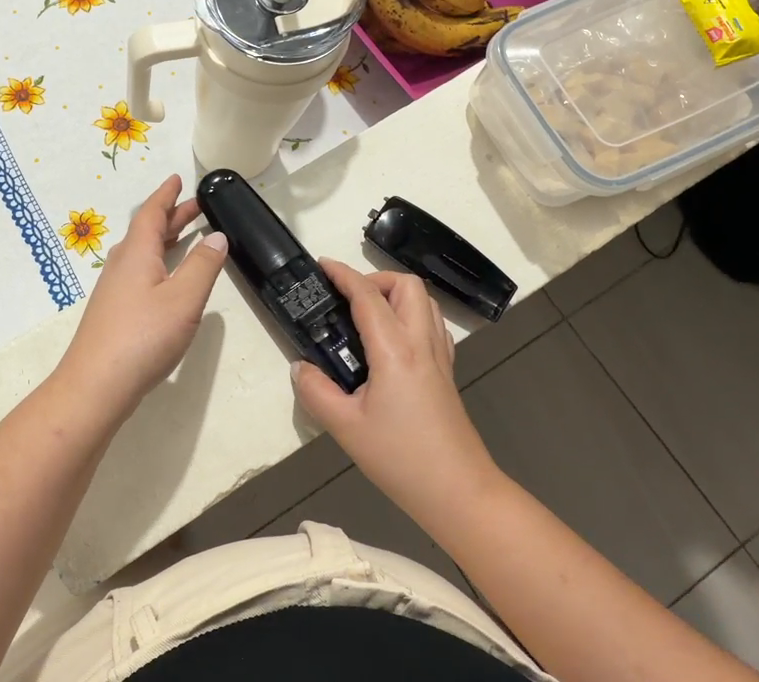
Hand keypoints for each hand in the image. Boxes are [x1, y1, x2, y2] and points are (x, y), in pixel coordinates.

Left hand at [53, 175, 229, 415]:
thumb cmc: (143, 337)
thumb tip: (217, 236)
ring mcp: (114, 290)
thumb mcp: (184, 299)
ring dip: (164, 240)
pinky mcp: (114, 312)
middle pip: (146, 231)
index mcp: (137, 253)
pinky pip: (139, 272)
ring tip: (186, 235)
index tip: (178, 179)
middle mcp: (121, 265)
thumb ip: (203, 266)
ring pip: (142, 253)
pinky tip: (167, 279)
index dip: (167, 195)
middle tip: (197, 206)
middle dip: (171, 216)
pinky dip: (157, 262)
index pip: (152, 213)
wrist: (96, 385)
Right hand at [292, 260, 498, 524]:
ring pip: (425, 302)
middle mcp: (422, 343)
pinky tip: (391, 342)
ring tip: (365, 316)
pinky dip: (410, 317)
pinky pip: (432, 326)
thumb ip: (316, 392)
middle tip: (347, 297)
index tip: (321, 266)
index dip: (343, 274)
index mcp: (395, 351)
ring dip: (395, 295)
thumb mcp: (345, 428)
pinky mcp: (447, 373)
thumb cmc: (401, 458)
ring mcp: (440, 357)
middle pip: (407, 285)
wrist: (458, 491)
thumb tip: (300, 367)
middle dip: (375, 278)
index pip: (368, 296)